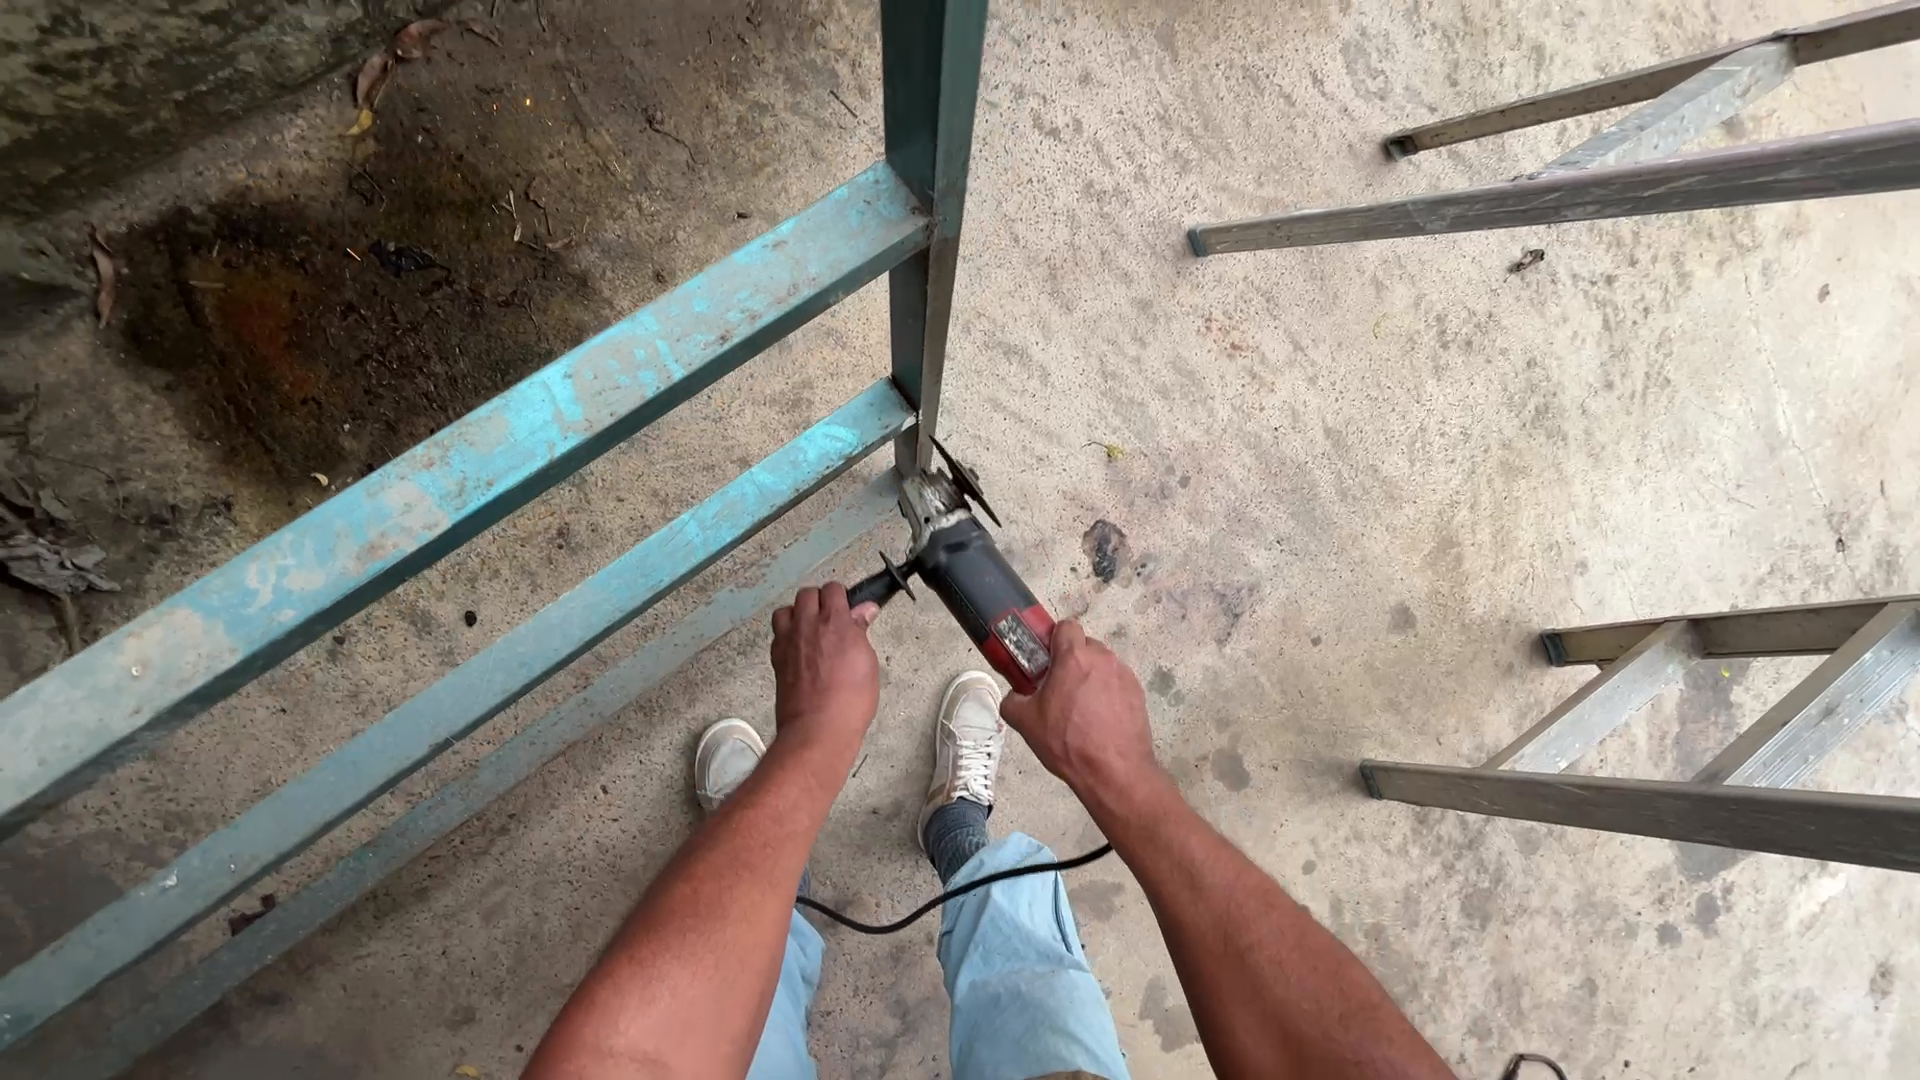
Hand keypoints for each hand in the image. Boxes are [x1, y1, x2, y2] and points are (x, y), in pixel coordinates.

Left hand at [769, 583, 881, 753]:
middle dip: (819, 601)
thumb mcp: (867, 662)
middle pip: (807, 594)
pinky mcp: (776, 658)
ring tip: (810, 630)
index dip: (841, 597)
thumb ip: (861, 631)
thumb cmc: (849, 700)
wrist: (818, 728)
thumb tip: (864, 611)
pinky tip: (800, 649)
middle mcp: (807, 625)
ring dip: (798, 614)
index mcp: (834, 622)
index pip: (833, 589)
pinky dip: (787, 634)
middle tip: (831, 618)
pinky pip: (778, 633)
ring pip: (786, 610)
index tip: (849, 609)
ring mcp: (788, 641)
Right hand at [1000, 620, 1160, 793]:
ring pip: (1102, 665)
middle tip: (1060, 688)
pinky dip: (1109, 693)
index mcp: (1074, 657)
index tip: (1047, 660)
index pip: (1066, 626)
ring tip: (1081, 709)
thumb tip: (1015, 697)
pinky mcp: (1138, 693)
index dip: (1054, 640)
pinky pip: (1118, 683)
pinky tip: (1100, 720)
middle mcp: (1102, 659)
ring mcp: (1124, 675)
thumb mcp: (1025, 723)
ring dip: (1091, 677)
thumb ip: (1013, 701)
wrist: (1114, 771)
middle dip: (1072, 661)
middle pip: (1085, 646)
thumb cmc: (1068, 742)